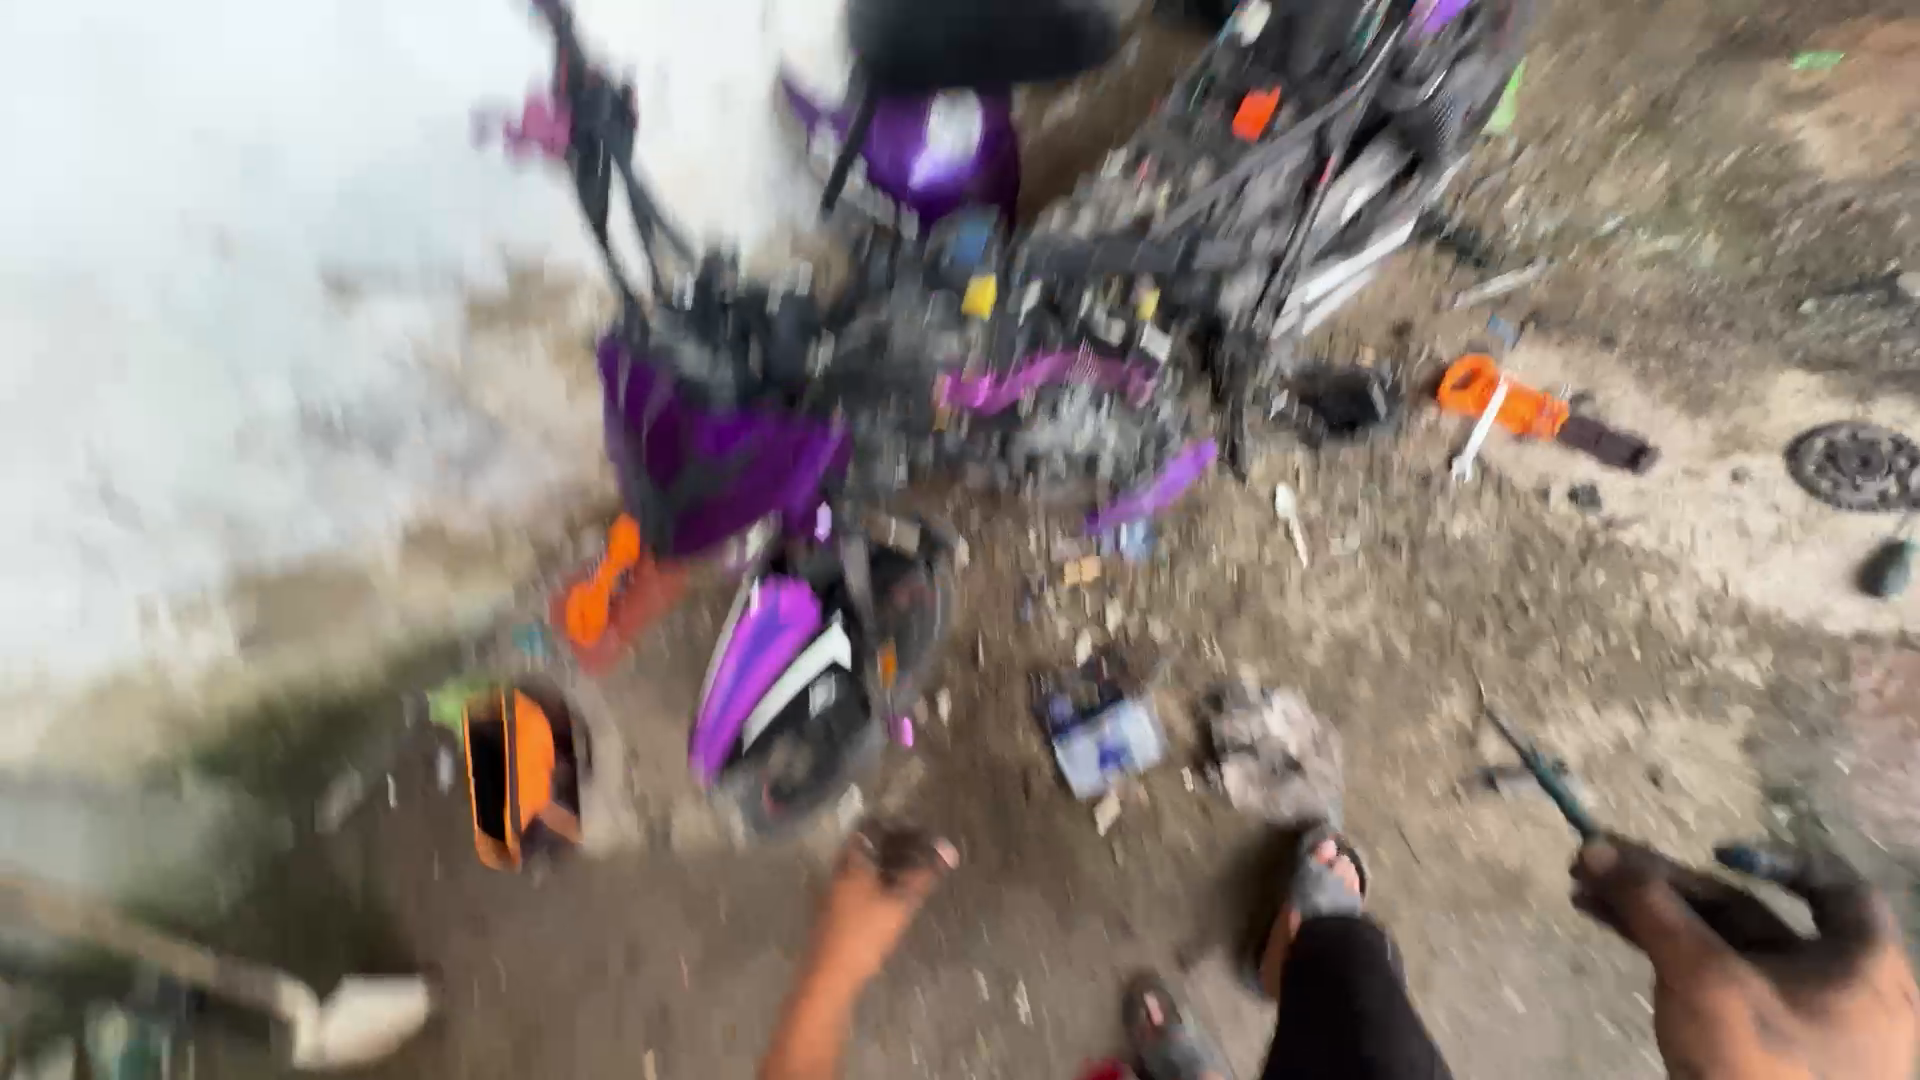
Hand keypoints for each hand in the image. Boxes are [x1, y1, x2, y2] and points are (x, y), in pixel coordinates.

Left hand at [800, 826, 957, 990]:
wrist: (828, 978)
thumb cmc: (865, 934)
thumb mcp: (900, 904)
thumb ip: (924, 875)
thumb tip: (948, 851)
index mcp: (852, 859)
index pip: (873, 825)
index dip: (898, 825)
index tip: (920, 832)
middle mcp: (840, 867)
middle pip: (868, 845)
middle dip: (895, 846)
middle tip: (920, 854)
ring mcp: (834, 889)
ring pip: (864, 865)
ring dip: (887, 865)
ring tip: (912, 874)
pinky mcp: (834, 908)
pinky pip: (859, 882)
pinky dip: (878, 881)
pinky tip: (893, 896)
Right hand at [1572, 837, 1918, 1079]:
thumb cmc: (1763, 1064)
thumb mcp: (1702, 975)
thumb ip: (1648, 906)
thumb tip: (1594, 844)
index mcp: (1856, 966)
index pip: (1839, 890)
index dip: (1780, 860)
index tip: (1714, 851)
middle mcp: (1827, 977)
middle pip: (1741, 904)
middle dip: (1662, 879)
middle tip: (1595, 859)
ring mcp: (1782, 1002)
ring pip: (1706, 930)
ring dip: (1641, 903)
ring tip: (1578, 885)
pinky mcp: (1743, 1021)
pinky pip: (1695, 960)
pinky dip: (1648, 934)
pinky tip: (1596, 916)